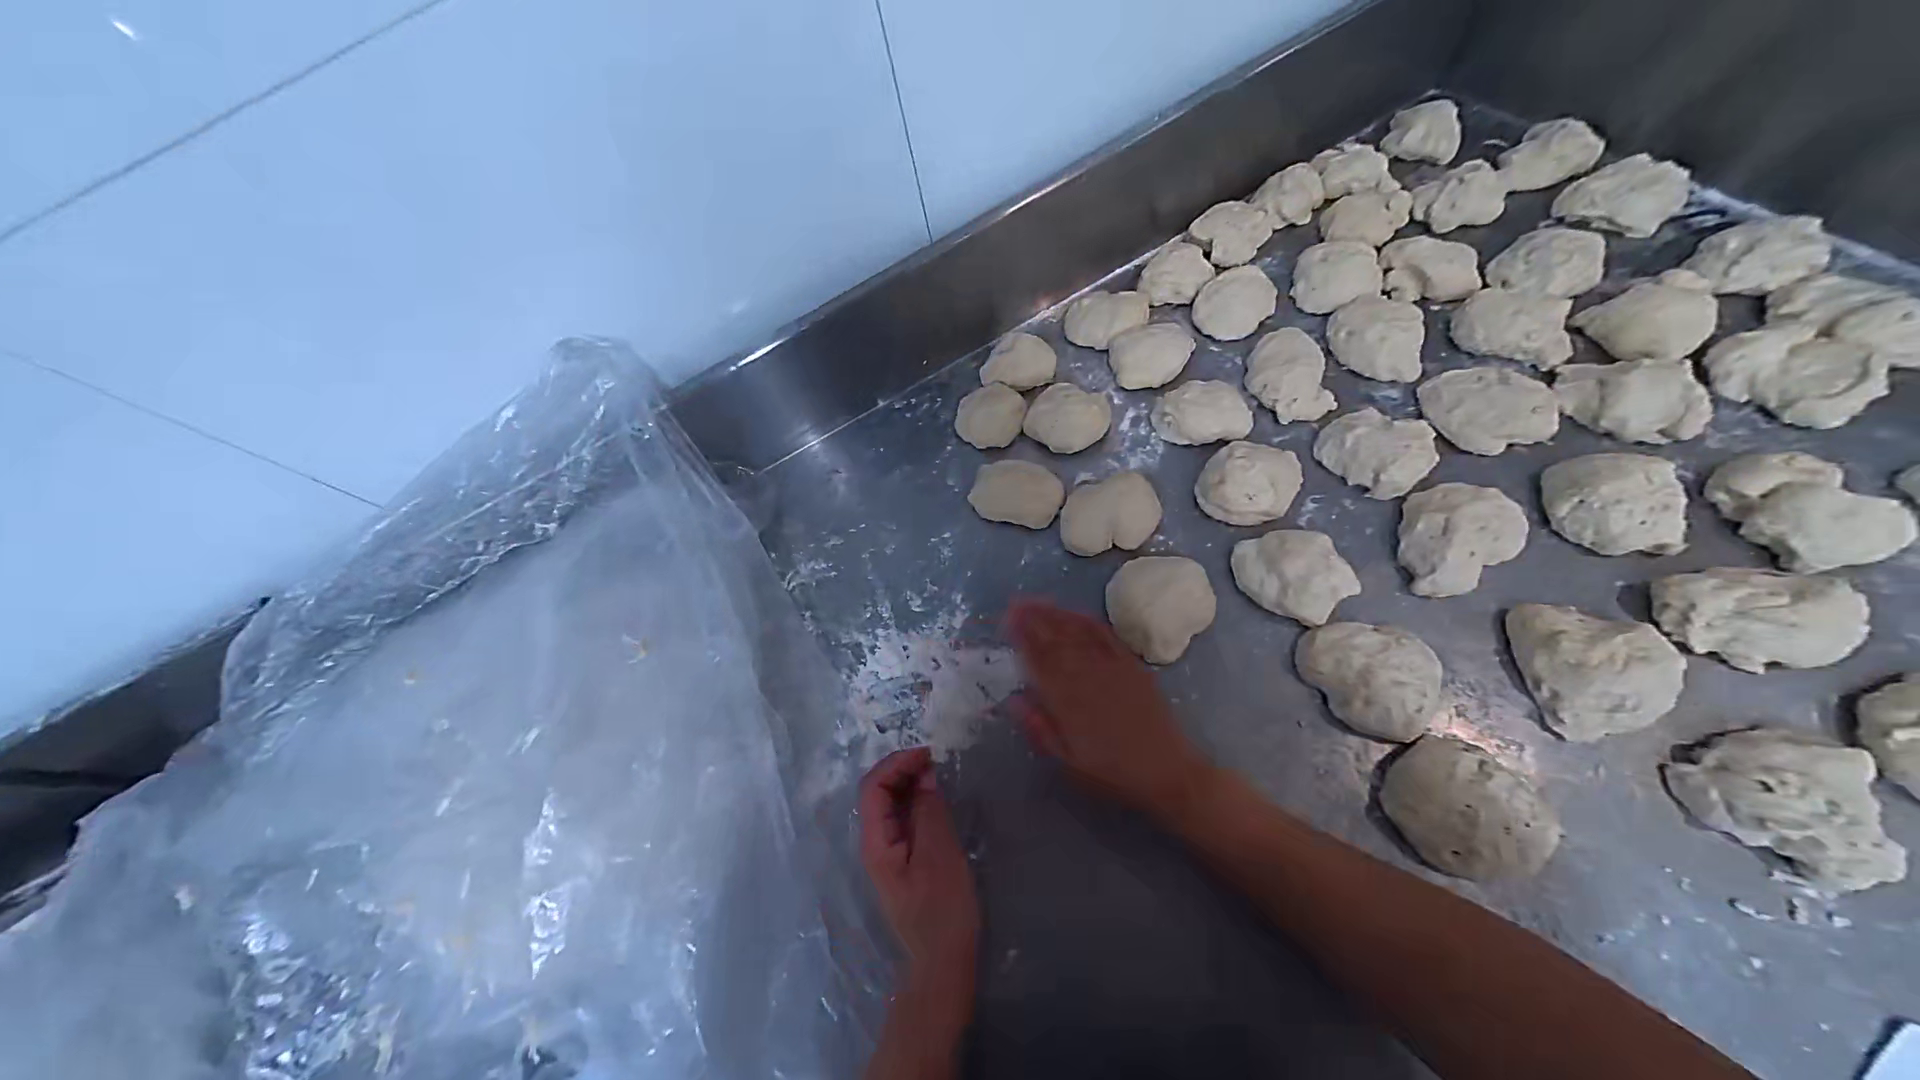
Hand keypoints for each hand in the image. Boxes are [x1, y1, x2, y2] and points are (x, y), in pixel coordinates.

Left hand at [858, 747, 981, 978]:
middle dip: (903, 769)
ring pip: (892, 805)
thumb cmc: (941, 909)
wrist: (944, 962)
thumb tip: (925, 774)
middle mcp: (874, 843)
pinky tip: (937, 798)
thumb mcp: (940, 853)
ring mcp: (889, 852)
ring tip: (939, 773)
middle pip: (879, 793)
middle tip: (936, 760)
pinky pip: (905, 820)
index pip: (873, 787)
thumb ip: (929, 810)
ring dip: (911, 783)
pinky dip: (918, 801)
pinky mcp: (904, 860)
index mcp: (874, 842)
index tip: (928, 753)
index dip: (896, 763)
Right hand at [1006, 599, 1213, 822]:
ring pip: (1077, 634)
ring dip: (1055, 615)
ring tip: (1037, 601)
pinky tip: (1076, 612)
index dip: (1021, 638)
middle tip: (1015, 603)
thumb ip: (1039, 729)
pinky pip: (1106, 637)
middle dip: (1033, 620)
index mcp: (1065, 702)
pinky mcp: (1131, 666)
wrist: (1167, 772)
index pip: (1037, 661)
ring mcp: (1111, 668)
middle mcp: (1086, 678)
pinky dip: (1088, 621)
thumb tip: (1012, 699)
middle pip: (1054, 641)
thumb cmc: (1113, 774)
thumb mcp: (1068, 763)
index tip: (1006, 621)